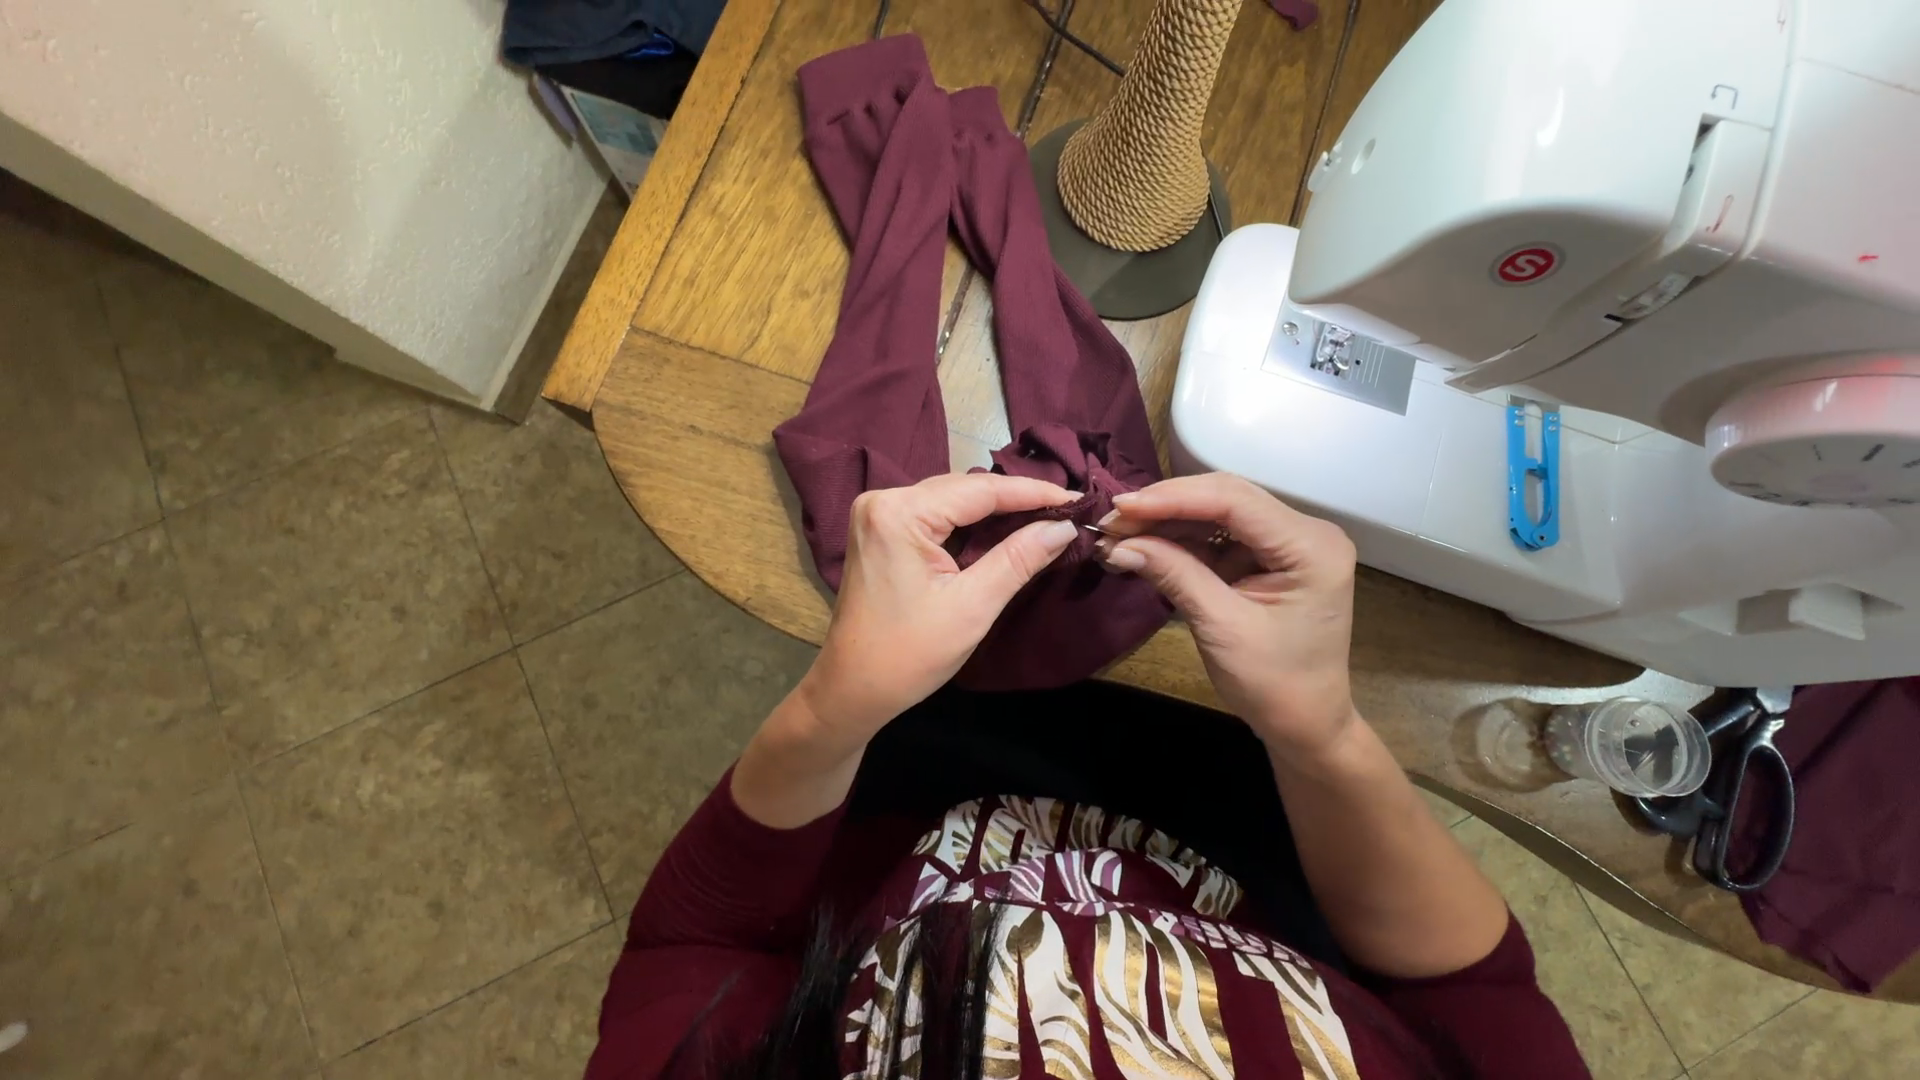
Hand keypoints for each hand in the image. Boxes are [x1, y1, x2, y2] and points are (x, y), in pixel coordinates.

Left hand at [799, 472, 1080, 741]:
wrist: (853, 689)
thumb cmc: (909, 655)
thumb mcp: (972, 606)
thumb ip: (1018, 558)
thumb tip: (1064, 526)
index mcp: (898, 513)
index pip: (979, 489)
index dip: (1033, 493)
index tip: (1078, 499)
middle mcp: (882, 500)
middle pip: (963, 489)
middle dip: (1016, 499)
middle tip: (1067, 510)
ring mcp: (877, 514)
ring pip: (950, 499)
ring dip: (996, 509)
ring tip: (1046, 515)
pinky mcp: (880, 531)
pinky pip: (935, 514)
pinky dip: (970, 522)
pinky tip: (1004, 527)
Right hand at [1096, 473, 1359, 759]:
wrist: (1303, 723)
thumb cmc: (1273, 683)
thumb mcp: (1221, 628)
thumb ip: (1174, 575)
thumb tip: (1117, 545)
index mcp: (1310, 546)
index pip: (1235, 501)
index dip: (1174, 498)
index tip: (1122, 505)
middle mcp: (1304, 532)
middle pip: (1225, 498)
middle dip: (1164, 506)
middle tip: (1111, 518)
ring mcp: (1284, 542)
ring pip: (1215, 513)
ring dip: (1165, 521)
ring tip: (1116, 531)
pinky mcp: (1264, 556)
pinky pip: (1215, 535)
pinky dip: (1177, 539)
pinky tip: (1141, 542)